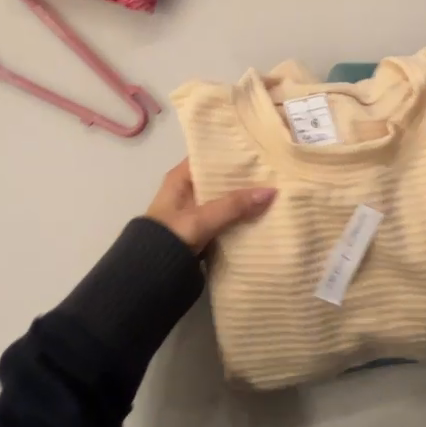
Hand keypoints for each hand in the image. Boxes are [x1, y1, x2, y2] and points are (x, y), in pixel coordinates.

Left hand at [146, 159, 276, 251]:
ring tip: (273, 190)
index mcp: (180, 177)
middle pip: (220, 178)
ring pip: (224, 198)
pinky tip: (260, 214)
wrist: (151, 275)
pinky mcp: (200, 228)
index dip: (232, 153)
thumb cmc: (171, 237)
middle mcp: (187, 189)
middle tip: (273, 171)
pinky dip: (238, 216)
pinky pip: (224, 216)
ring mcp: (193, 210)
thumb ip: (234, 205)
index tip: (259, 151)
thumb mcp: (202, 218)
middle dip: (243, 178)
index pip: (210, 156)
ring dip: (242, 198)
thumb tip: (272, 190)